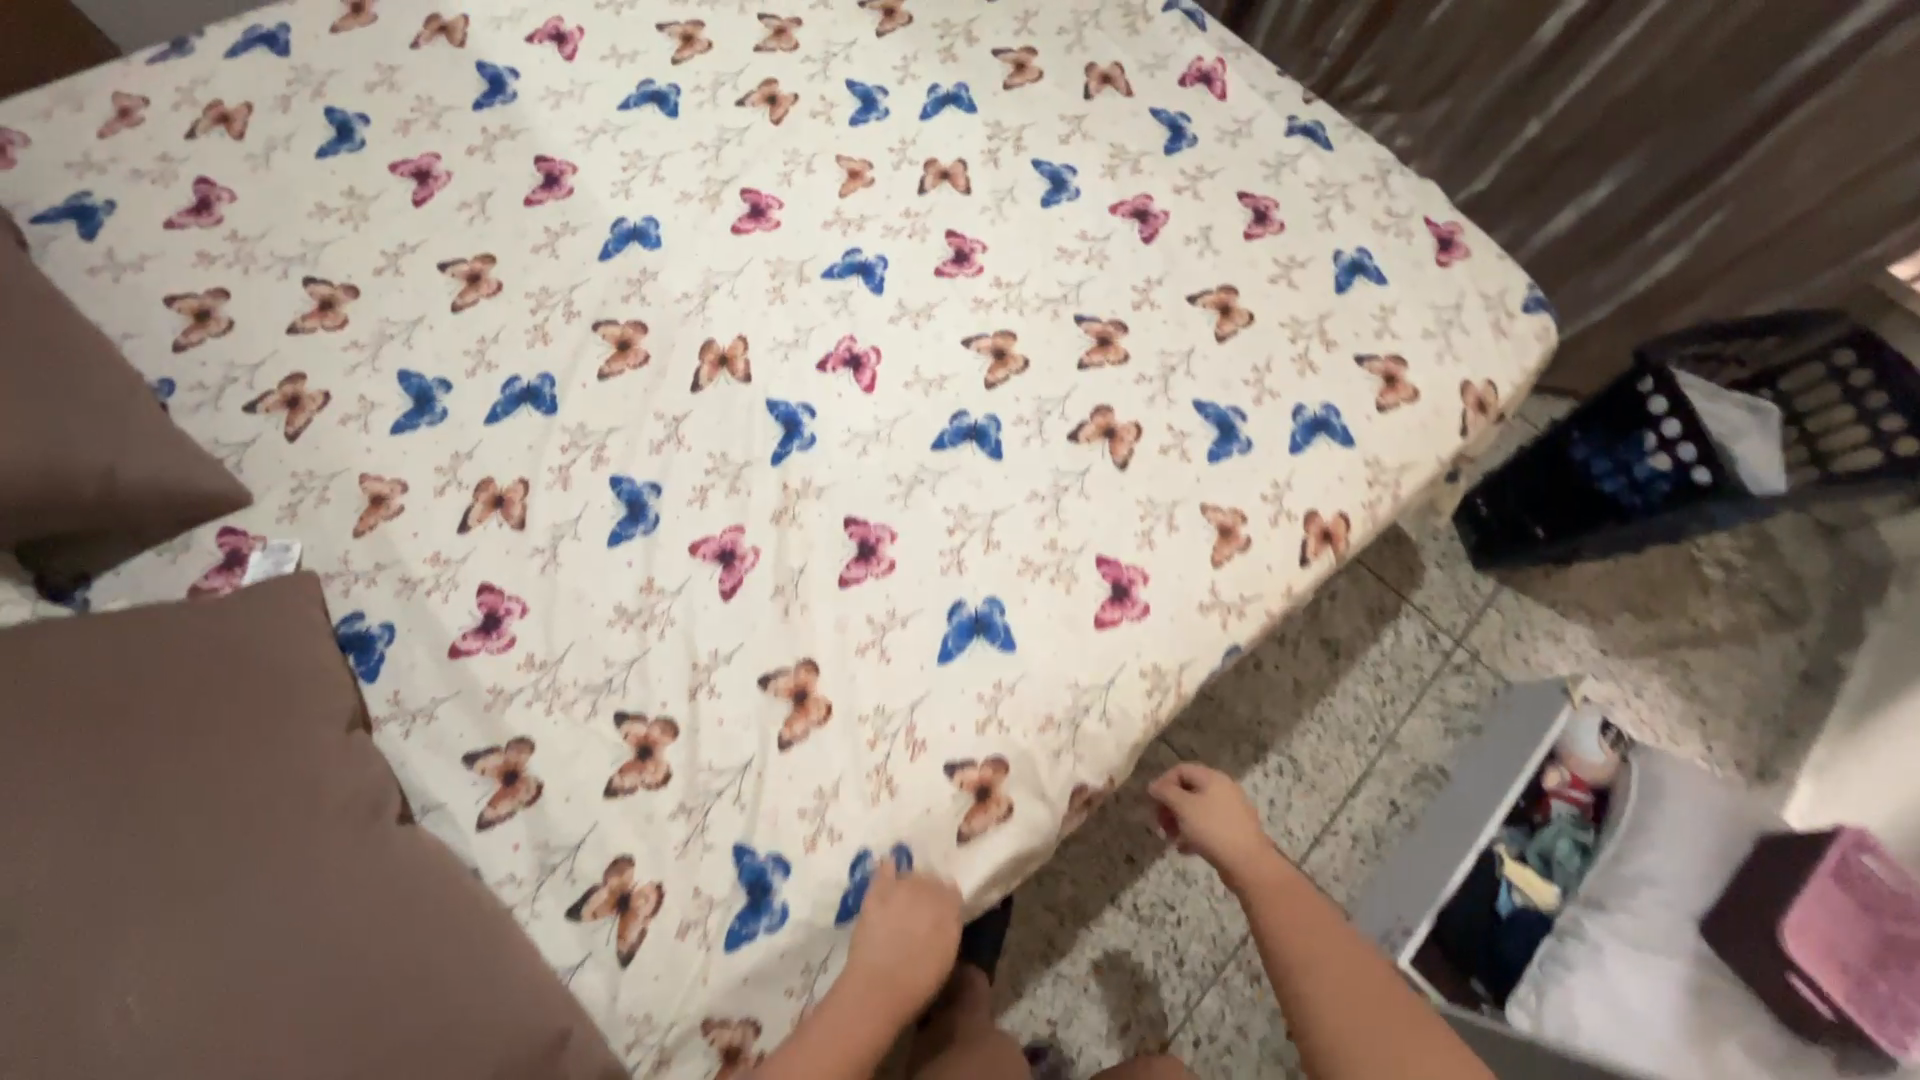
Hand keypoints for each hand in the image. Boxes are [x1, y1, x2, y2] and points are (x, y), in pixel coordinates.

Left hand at [841, 860, 962, 1023]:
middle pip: (931, 879)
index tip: (939, 913)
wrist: (880, 986)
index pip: (952, 891)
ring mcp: (902, 887)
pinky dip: (887, 869)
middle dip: (928, 891)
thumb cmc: (919, 982)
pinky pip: (885, 869)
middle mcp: (929, 889)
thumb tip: (946, 916)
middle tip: (920, 910)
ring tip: (902, 899)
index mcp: (951, 908)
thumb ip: (949, 927)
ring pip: (910, 875)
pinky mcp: (877, 890)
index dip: (945, 902)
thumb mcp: (947, 956)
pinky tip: (888, 870)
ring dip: (908, 884)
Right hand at [1147, 763, 1279, 890]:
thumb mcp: (1183, 807)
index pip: (1181, 770)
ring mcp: (1230, 811)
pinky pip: (1207, 826)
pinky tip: (1184, 849)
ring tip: (1170, 839)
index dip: (1163, 783)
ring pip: (1196, 810)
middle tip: (1159, 824)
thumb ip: (1165, 792)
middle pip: (1188, 791)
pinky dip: (1193, 834)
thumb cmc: (1212, 829)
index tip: (1152, 803)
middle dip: (1169, 806)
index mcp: (1212, 778)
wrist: (1248, 863)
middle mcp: (1223, 790)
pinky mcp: (1233, 831)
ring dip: (1179, 822)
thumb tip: (1154, 786)